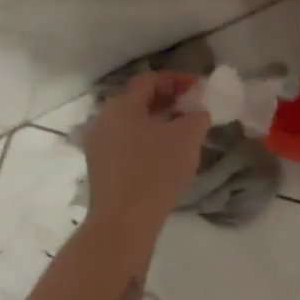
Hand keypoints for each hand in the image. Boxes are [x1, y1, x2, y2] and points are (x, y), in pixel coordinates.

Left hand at [81, 70, 210, 226]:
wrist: (125, 219)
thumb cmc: (157, 169)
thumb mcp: (188, 136)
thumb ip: (197, 115)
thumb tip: (197, 111)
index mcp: (121, 106)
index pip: (150, 79)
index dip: (178, 79)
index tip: (201, 88)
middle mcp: (103, 120)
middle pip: (138, 100)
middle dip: (169, 99)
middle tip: (194, 107)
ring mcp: (98, 145)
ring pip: (132, 123)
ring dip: (159, 121)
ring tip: (184, 132)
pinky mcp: (101, 168)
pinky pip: (127, 142)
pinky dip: (148, 140)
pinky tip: (166, 155)